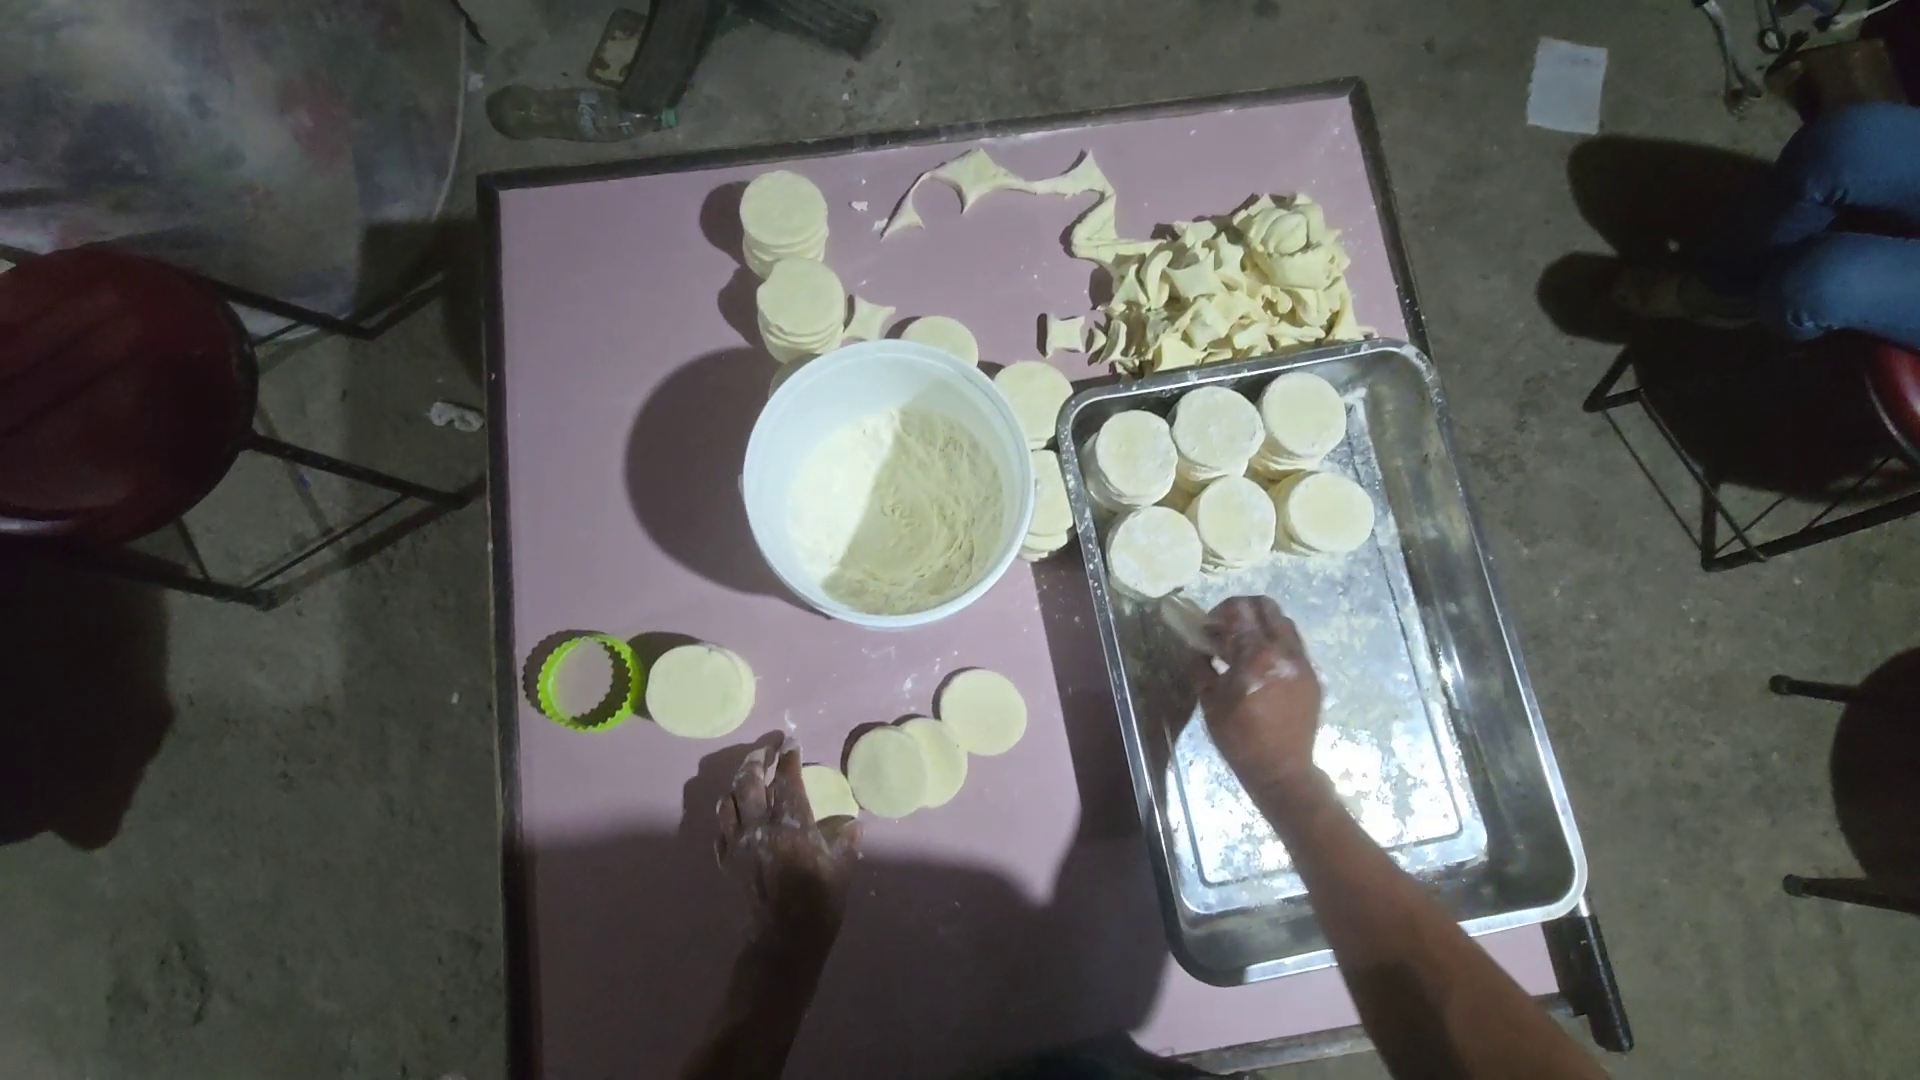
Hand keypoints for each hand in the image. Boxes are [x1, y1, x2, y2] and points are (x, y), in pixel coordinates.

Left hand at [715, 738, 860, 940]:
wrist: (782, 945)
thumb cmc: (818, 906)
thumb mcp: (842, 869)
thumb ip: (846, 841)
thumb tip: (853, 823)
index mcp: (791, 824)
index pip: (787, 778)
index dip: (789, 755)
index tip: (792, 740)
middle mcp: (759, 827)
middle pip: (750, 780)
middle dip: (758, 757)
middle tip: (769, 747)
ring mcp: (738, 844)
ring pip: (729, 801)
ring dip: (739, 781)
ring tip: (751, 773)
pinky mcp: (728, 862)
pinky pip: (721, 828)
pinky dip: (728, 811)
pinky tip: (735, 810)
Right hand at [1193, 596, 1322, 791]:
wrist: (1282, 771)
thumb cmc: (1239, 739)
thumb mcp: (1210, 701)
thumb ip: (1202, 666)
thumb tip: (1198, 647)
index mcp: (1256, 657)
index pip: (1238, 612)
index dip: (1217, 614)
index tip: (1206, 627)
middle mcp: (1284, 652)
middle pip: (1265, 606)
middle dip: (1241, 609)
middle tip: (1225, 627)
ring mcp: (1303, 662)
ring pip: (1283, 621)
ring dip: (1260, 624)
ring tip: (1243, 644)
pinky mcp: (1312, 674)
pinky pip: (1293, 643)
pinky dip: (1274, 642)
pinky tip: (1260, 663)